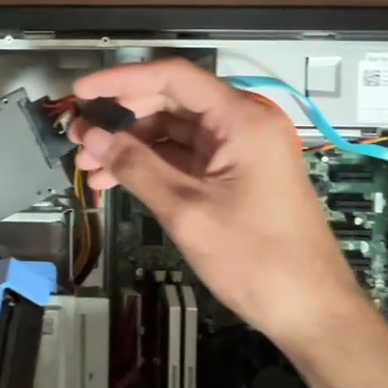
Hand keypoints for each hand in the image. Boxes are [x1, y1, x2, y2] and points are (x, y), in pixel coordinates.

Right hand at [70, 59, 372, 350]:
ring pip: (172, 131)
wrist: (310, 309)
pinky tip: (114, 179)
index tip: (82, 90)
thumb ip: (136, 167)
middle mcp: (242, 125)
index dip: (121, 79)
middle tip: (77, 135)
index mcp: (241, 120)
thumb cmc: (256, 259)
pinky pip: (183, 157)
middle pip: (170, 101)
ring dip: (129, 145)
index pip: (172, 78)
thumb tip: (94, 137)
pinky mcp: (234, 175)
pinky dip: (149, 165)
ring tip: (88, 164)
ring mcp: (239, 151)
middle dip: (120, 117)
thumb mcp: (186, 211)